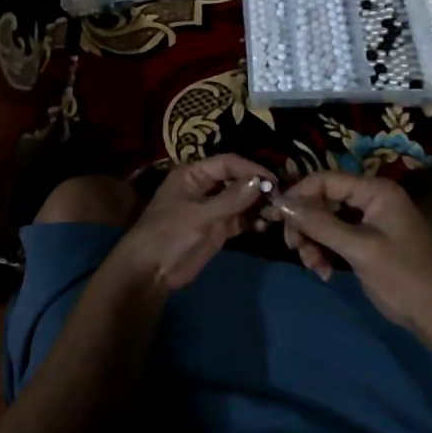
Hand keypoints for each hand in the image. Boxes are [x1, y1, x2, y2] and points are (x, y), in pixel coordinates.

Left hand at [111, 155, 274, 291]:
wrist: (151, 269)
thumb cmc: (168, 234)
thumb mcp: (199, 215)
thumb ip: (230, 199)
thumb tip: (259, 182)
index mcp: (192, 174)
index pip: (226, 163)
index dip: (250, 169)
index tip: (273, 181)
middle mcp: (204, 186)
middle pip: (237, 179)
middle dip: (257, 187)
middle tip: (280, 198)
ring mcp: (212, 208)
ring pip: (242, 199)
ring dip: (258, 205)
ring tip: (275, 214)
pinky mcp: (218, 228)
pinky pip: (241, 218)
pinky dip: (253, 220)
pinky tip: (264, 226)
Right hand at [268, 170, 431, 329]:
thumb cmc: (403, 276)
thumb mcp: (358, 248)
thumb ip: (318, 223)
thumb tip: (279, 204)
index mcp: (376, 191)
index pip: (324, 180)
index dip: (297, 196)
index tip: (276, 218)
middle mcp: (370, 198)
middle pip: (319, 199)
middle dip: (304, 224)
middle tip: (294, 247)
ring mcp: (366, 219)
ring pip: (320, 219)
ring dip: (310, 242)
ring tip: (313, 265)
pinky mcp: (361, 239)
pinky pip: (329, 235)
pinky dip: (320, 251)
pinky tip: (323, 271)